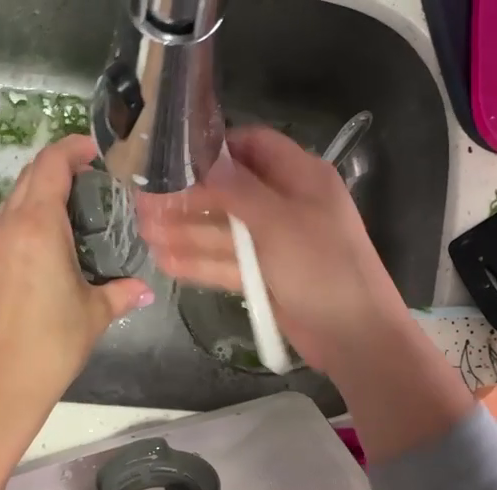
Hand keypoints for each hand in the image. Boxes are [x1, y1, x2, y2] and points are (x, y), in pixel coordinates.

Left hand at [0, 134, 154, 415]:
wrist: (6, 381)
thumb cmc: (54, 344)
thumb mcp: (95, 314)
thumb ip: (121, 294)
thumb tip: (144, 290)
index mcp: (38, 227)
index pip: (52, 165)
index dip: (74, 149)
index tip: (97, 151)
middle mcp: (9, 226)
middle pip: (30, 174)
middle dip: (59, 165)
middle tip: (91, 177)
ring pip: (14, 197)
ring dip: (41, 190)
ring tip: (74, 206)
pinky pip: (6, 223)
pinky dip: (27, 215)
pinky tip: (50, 239)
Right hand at [137, 126, 413, 374]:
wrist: (353, 335)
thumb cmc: (323, 269)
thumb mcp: (279, 222)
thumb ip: (238, 190)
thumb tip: (203, 157)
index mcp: (301, 177)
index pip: (252, 147)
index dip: (213, 150)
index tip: (171, 156)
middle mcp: (286, 205)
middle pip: (230, 192)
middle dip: (188, 196)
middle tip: (143, 202)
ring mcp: (274, 245)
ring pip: (224, 232)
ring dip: (186, 231)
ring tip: (144, 232)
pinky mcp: (265, 279)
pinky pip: (227, 264)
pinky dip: (198, 262)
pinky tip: (165, 261)